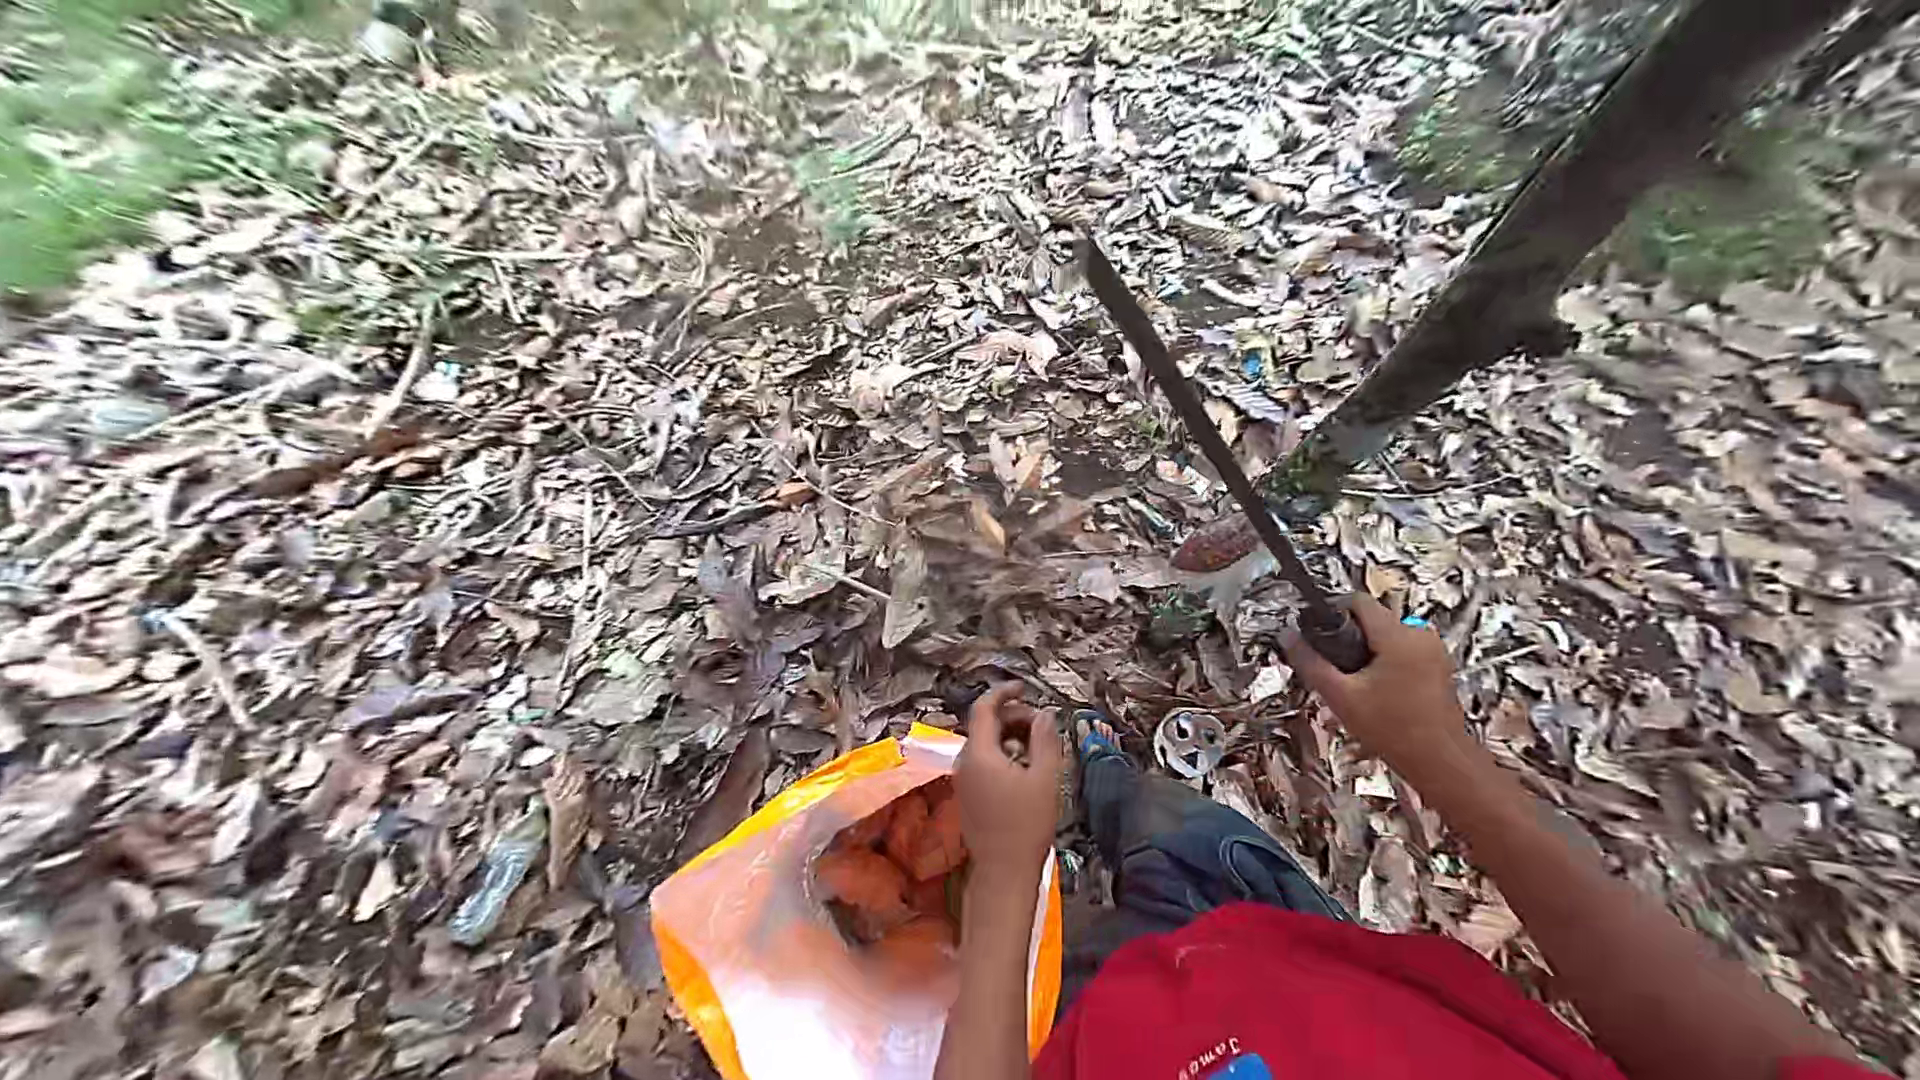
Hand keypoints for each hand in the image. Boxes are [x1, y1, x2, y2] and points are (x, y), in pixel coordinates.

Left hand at [954, 683, 1061, 882]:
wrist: (1003, 873)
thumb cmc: (1026, 824)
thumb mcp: (1045, 778)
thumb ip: (1044, 740)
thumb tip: (1044, 714)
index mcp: (978, 753)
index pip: (983, 708)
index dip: (1003, 692)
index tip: (1023, 688)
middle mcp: (965, 762)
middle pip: (986, 725)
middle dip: (1013, 717)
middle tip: (1042, 726)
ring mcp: (964, 779)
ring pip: (986, 744)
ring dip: (1011, 737)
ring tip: (1038, 749)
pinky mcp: (968, 795)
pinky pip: (984, 762)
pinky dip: (1004, 755)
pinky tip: (1025, 770)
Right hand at [1282, 592, 1470, 777]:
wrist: (1441, 762)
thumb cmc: (1390, 728)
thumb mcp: (1340, 695)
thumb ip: (1310, 662)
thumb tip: (1286, 635)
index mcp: (1398, 636)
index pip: (1358, 601)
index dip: (1332, 610)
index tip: (1316, 633)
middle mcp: (1420, 635)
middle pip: (1371, 617)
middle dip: (1347, 634)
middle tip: (1332, 663)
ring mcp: (1433, 650)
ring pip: (1385, 633)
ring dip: (1364, 647)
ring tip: (1351, 678)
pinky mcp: (1438, 665)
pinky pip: (1401, 647)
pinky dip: (1382, 658)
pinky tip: (1372, 686)